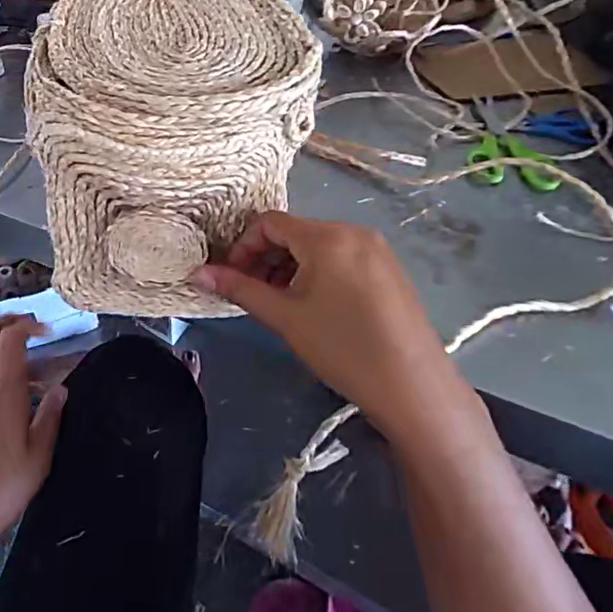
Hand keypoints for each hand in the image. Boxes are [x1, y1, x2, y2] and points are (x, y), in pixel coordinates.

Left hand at [0, 315, 65, 603]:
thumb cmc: (0, 492)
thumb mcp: (38, 460)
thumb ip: (49, 418)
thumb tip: (61, 388)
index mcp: (5, 396)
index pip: (10, 341)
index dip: (27, 325)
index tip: (46, 330)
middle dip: (5, 320)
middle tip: (27, 326)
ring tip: (10, 351)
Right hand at [191, 212, 477, 432]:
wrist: (415, 389)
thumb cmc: (344, 348)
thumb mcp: (285, 317)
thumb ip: (240, 289)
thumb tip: (197, 274)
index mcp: (327, 236)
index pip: (269, 222)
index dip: (242, 247)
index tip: (231, 278)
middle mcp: (353, 232)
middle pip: (294, 232)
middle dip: (265, 258)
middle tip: (252, 293)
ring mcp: (376, 250)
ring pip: (317, 246)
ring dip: (289, 267)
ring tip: (280, 304)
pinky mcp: (389, 270)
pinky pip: (340, 258)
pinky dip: (316, 273)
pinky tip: (313, 306)